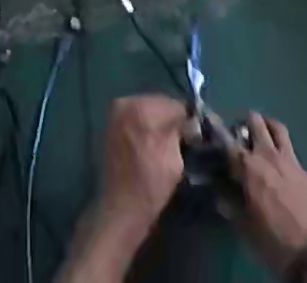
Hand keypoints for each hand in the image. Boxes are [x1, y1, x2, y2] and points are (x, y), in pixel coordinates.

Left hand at [98, 95, 187, 228]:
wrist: (122, 205)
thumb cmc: (152, 184)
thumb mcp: (175, 158)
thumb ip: (181, 132)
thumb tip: (190, 121)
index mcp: (143, 109)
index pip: (175, 104)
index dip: (188, 118)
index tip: (195, 132)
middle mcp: (126, 102)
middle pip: (159, 102)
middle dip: (172, 116)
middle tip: (184, 136)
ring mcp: (116, 111)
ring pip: (147, 107)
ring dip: (158, 119)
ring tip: (168, 139)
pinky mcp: (111, 121)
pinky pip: (135, 114)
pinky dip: (145, 122)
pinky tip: (152, 140)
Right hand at [229, 112, 306, 274]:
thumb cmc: (272, 240)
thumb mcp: (243, 226)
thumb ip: (229, 204)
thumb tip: (218, 194)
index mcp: (248, 166)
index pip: (226, 138)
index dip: (216, 130)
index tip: (211, 128)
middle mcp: (268, 155)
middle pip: (255, 122)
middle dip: (246, 123)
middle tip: (242, 136)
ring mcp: (291, 162)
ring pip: (278, 129)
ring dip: (268, 127)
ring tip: (263, 136)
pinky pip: (293, 154)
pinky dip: (284, 155)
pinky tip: (283, 171)